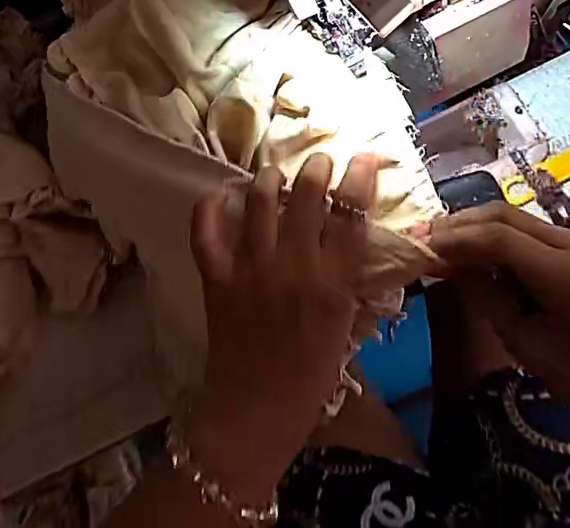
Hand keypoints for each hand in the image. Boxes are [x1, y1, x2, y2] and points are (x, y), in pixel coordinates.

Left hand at [183, 153, 380, 500]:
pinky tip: (221, 194)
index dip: (360, 176)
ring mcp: (251, 270)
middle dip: (315, 167)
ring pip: (259, 200)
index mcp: (333, 283)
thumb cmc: (312, 371)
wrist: (256, 411)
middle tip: (317, 163)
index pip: (351, 213)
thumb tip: (353, 228)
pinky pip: (206, 231)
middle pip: (306, 195)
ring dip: (269, 178)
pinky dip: (210, 207)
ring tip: (274, 176)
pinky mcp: (217, 278)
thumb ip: (350, 273)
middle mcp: (294, 267)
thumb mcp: (345, 320)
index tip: (363, 157)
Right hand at [428, 203, 569, 443]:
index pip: (502, 240)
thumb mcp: (522, 342)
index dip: (457, 240)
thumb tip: (441, 260)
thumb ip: (482, 294)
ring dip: (477, 228)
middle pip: (507, 218)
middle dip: (462, 225)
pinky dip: (498, 237)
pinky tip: (474, 249)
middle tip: (424, 236)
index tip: (422, 246)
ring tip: (441, 241)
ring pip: (515, 219)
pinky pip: (529, 231)